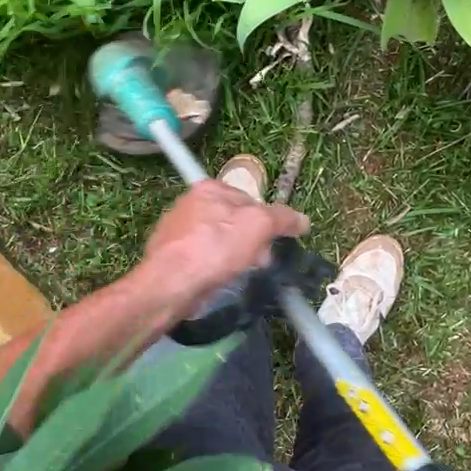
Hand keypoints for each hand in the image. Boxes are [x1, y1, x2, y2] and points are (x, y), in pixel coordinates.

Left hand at [129, 180, 308, 315]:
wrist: (171, 283)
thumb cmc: (215, 247)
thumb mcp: (258, 225)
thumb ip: (281, 218)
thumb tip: (302, 220)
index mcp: (209, 188)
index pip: (250, 200)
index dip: (265, 223)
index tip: (270, 245)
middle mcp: (189, 203)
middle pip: (234, 222)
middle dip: (249, 243)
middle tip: (256, 263)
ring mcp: (176, 229)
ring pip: (218, 242)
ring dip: (231, 258)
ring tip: (236, 275)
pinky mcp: (169, 254)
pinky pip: (201, 258)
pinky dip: (211, 268)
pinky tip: (215, 280)